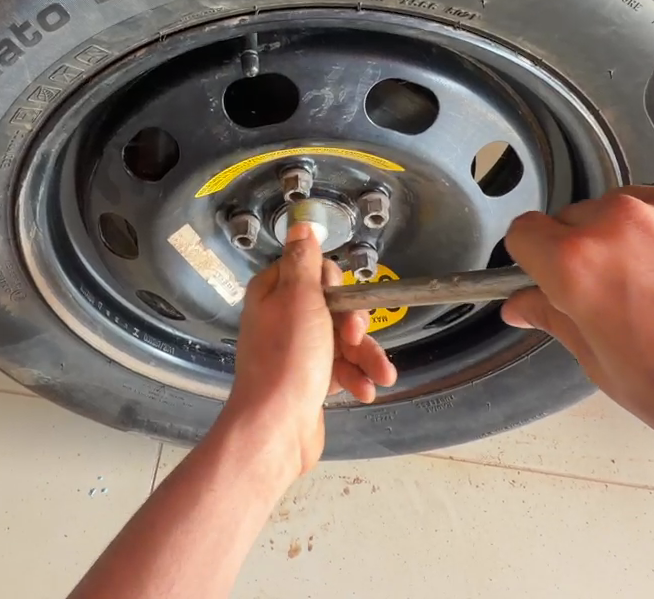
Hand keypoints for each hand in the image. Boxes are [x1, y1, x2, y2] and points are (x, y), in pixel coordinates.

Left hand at [219, 224, 396, 477]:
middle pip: (334, 306)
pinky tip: (366, 391)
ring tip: (380, 375)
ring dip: (365, 355)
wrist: (277, 428)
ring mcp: (295, 350)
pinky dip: (356, 377)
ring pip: (342, 339)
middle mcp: (282, 317)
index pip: (314, 271)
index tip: (343, 302)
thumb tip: (301, 226)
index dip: (335, 286)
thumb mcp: (300, 297)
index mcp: (273, 292)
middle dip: (355, 323)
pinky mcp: (308, 379)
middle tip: (354, 338)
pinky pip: (340, 368)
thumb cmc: (288, 358)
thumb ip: (305, 261)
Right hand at [496, 183, 653, 598]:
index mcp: (579, 266)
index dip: (534, 258)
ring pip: (633, 207)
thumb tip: (525, 304)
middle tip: (626, 297)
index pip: (525, 231)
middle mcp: (624, 221)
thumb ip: (558, 321)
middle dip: (589, 250)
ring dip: (641, 238)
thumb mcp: (611, 373)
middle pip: (578, 216)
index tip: (550, 273)